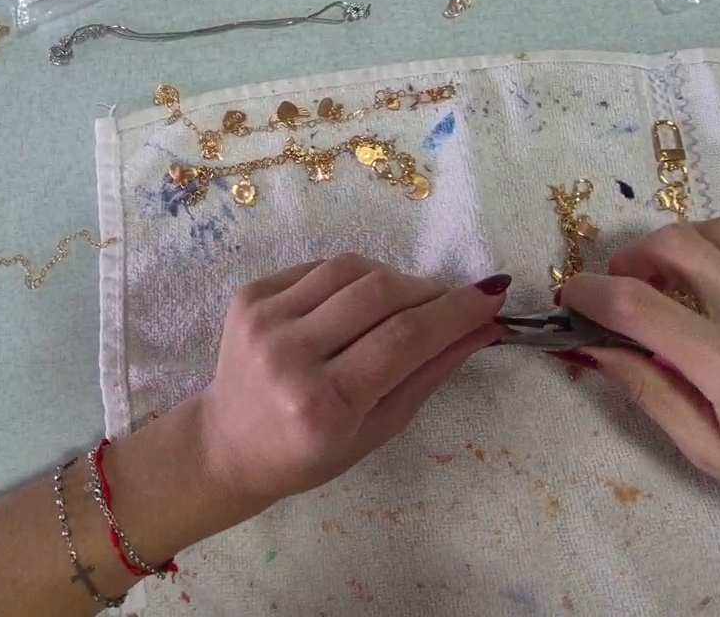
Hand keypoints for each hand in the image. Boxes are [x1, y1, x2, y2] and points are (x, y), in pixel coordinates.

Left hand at [190, 254, 509, 508]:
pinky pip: (317, 267)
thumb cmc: (310, 452)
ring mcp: (263, 319)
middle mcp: (288, 355)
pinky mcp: (248, 294)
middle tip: (448, 300)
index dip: (455, 311)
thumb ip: (431, 373)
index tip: (490, 295)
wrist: (229, 442)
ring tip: (404, 300)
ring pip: (349, 269)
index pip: (404, 339)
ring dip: (390, 277)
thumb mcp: (378, 428)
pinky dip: (350, 277)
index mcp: (324, 404)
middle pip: (378, 294)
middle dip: (427, 290)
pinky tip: (356, 301)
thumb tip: (484, 325)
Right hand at [560, 220, 719, 570]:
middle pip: (677, 245)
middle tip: (623, 284)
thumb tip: (596, 348)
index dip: (590, 292)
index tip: (570, 295)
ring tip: (672, 276)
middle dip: (631, 255)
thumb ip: (652, 395)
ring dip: (678, 243)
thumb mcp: (719, 462)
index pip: (639, 307)